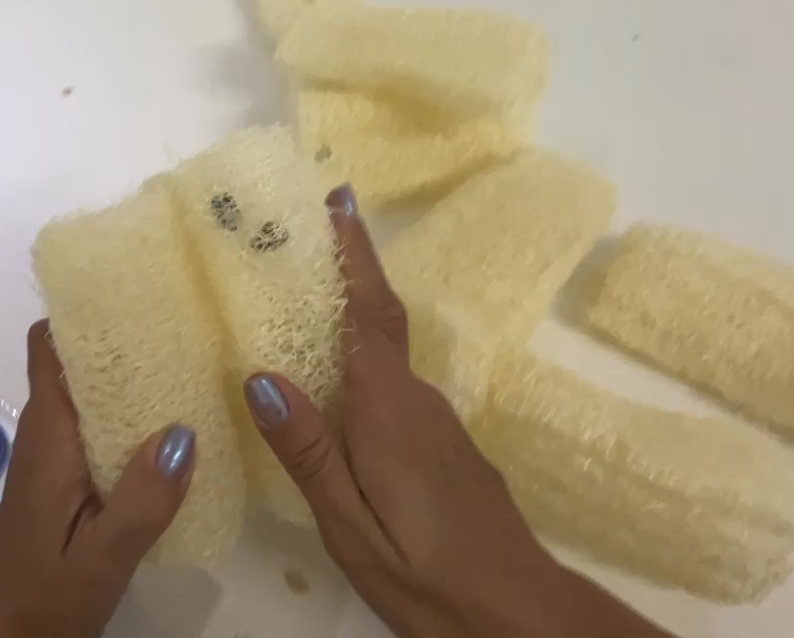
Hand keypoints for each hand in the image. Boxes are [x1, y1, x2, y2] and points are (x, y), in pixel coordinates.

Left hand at [0, 321, 195, 637]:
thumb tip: (184, 431)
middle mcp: (44, 431)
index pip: (45, 348)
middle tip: (170, 324)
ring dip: (118, 376)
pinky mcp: (58, 475)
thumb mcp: (105, 554)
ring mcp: (49, 453)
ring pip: (80, 393)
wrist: (5, 633)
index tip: (123, 295)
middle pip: (69, 362)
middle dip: (111, 340)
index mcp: (49, 434)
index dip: (75, 315)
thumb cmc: (48, 591)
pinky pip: (87, 423)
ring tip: (176, 363)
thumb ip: (143, 498)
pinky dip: (118, 412)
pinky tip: (161, 425)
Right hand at [242, 186, 674, 637]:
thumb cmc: (434, 578)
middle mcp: (415, 401)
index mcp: (388, 410)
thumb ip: (307, 451)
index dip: (355, 253)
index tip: (339, 200)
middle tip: (295, 239)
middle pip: (374, 322)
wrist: (533, 627)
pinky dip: (359, 365)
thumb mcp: (352, 528)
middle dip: (343, 272)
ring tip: (294, 310)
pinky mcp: (443, 447)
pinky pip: (390, 387)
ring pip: (381, 357)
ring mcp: (436, 424)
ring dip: (346, 319)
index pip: (370, 313)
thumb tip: (260, 375)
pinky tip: (334, 392)